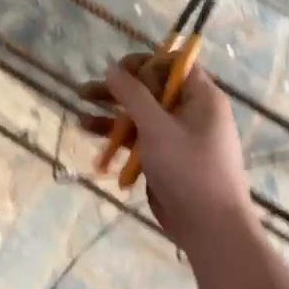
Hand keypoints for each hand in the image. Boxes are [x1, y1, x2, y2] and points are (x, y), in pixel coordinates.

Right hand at [78, 53, 256, 251]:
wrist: (209, 226)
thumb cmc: (188, 169)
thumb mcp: (156, 127)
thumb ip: (133, 95)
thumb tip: (112, 68)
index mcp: (202, 99)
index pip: (174, 65)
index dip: (144, 62)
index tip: (117, 69)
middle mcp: (191, 113)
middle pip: (151, 89)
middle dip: (118, 88)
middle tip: (86, 89)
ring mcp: (177, 136)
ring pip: (140, 113)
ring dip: (110, 111)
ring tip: (79, 108)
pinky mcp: (165, 157)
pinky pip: (138, 136)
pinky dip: (115, 133)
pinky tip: (88, 131)